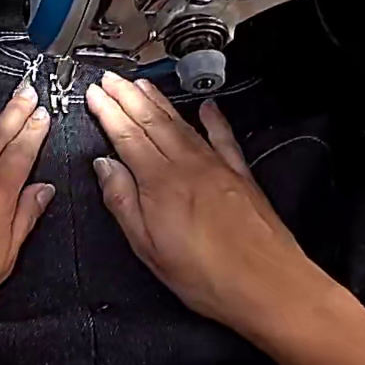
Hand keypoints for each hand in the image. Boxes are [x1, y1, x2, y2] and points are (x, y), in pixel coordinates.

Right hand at [84, 72, 340, 342]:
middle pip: (151, 121)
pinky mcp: (240, 175)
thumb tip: (104, 168)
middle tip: (111, 78)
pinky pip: (223, 137)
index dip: (108, 111)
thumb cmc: (210, 276)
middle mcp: (189, 166)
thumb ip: (122, 201)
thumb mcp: (148, 248)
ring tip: (141, 84)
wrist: (269, 286)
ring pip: (181, 123)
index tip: (95, 94)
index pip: (126, 136)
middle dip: (127, 95)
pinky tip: (207, 107)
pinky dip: (213, 119)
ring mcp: (217, 167)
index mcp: (161, 183)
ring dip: (158, 100)